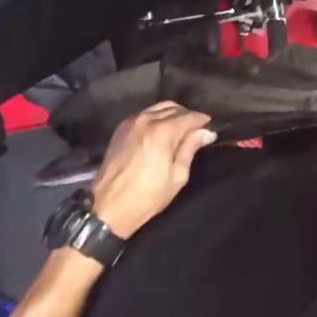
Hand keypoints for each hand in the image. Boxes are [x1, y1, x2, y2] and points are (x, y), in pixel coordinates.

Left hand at [90, 101, 215, 236]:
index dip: (202, 121)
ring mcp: (132, 122)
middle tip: (195, 131)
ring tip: (178, 129)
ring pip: (159, 108)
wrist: (107, 209)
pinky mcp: (121, 129)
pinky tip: (160, 131)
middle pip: (175, 108)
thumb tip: (206, 132)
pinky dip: (156, 117)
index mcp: (163, 131)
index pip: (190, 116)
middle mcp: (147, 120)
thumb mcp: (177, 176)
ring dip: (172, 115)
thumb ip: (190, 148)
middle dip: (188, 116)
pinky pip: (145, 114)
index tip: (209, 128)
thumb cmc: (147, 196)